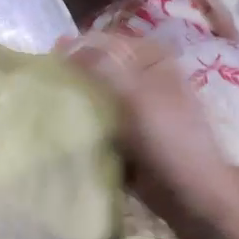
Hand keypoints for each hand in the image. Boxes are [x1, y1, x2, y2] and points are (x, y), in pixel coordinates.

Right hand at [64, 31, 238, 222]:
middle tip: (44, 81)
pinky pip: (96, 118)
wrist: (193, 198)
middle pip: (99, 64)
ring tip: (48, 102)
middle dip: (73, 71)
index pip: (107, 40)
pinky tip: (62, 123)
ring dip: (75, 97)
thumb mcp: (137, 95)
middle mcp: (145, 77)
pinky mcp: (127, 133)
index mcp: (154, 59)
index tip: (50, 58)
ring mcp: (136, 106)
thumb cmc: (171, 141)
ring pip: (95, 92)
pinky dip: (81, 120)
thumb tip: (63, 42)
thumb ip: (101, 65)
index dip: (79, 45)